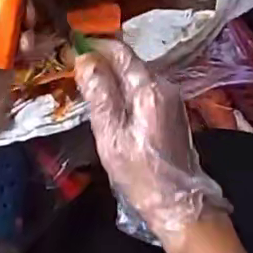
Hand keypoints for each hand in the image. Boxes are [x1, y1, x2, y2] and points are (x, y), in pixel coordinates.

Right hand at [76, 39, 228, 242]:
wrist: (181, 207)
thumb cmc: (142, 175)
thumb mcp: (111, 135)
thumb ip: (98, 94)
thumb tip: (84, 57)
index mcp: (149, 89)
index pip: (119, 51)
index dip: (94, 44)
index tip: (70, 45)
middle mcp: (164, 85)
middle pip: (127, 61)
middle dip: (100, 60)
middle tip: (72, 67)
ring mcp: (170, 98)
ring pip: (133, 74)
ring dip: (109, 75)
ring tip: (84, 84)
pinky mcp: (170, 110)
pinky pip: (140, 88)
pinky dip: (121, 89)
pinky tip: (107, 102)